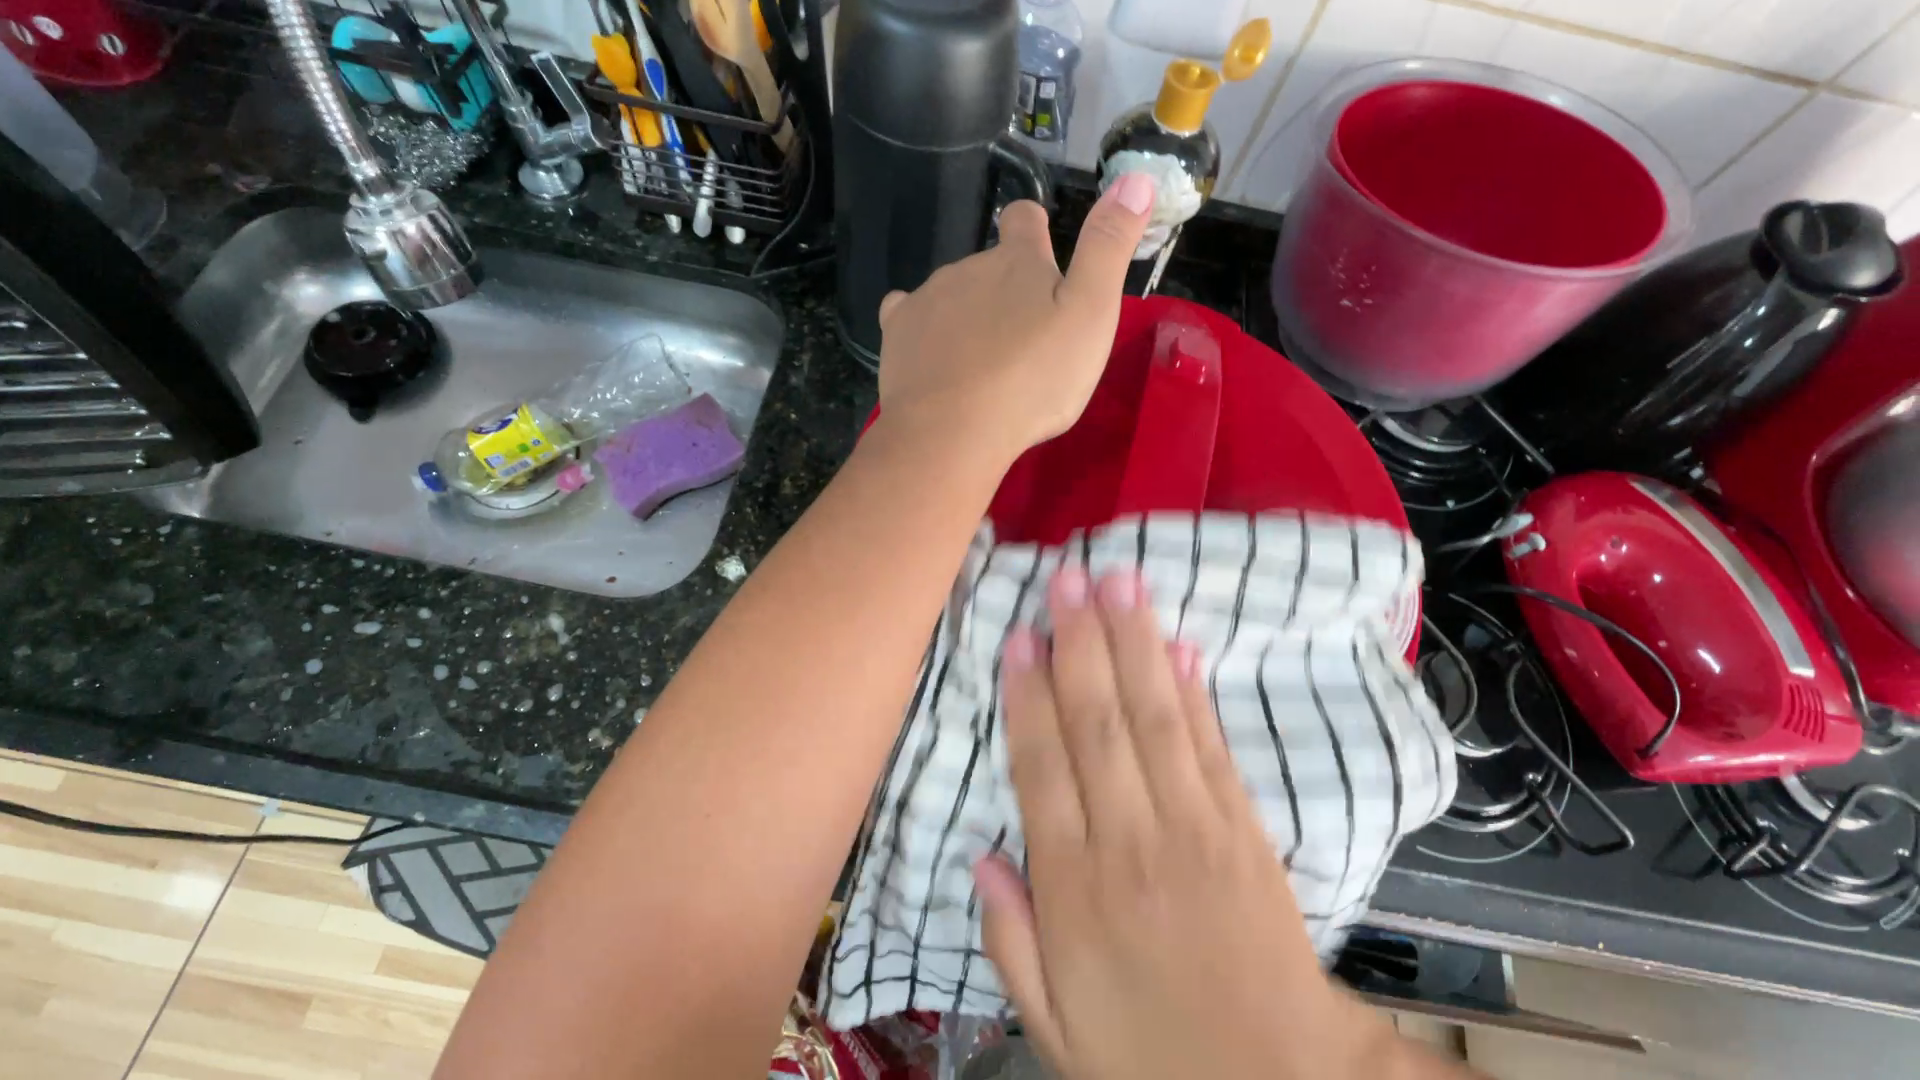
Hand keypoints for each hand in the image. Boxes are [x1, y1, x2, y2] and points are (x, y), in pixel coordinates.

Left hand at [873, 174, 1153, 463]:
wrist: (952, 429)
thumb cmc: (1033, 377)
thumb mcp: (1091, 314)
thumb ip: (1109, 248)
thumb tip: (1136, 178)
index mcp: (1018, 260)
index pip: (1023, 218)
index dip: (1033, 230)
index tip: (1042, 257)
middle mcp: (968, 266)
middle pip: (990, 266)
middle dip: (1006, 291)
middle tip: (1025, 342)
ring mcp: (928, 297)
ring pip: (953, 295)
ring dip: (970, 316)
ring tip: (985, 364)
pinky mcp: (898, 332)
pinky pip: (910, 316)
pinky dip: (925, 331)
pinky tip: (936, 359)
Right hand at [980, 568, 1445, 1079]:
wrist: (1277, 1079)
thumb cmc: (1150, 1050)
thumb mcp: (1054, 1023)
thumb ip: (1010, 939)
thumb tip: (982, 853)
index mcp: (1074, 890)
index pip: (1043, 770)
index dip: (1028, 696)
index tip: (1020, 634)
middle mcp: (1132, 844)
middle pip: (1100, 726)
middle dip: (1081, 644)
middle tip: (1069, 575)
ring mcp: (1197, 829)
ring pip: (1156, 720)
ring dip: (1135, 646)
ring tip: (1119, 582)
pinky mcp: (1245, 830)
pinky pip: (1212, 748)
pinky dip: (1193, 693)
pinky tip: (1178, 647)